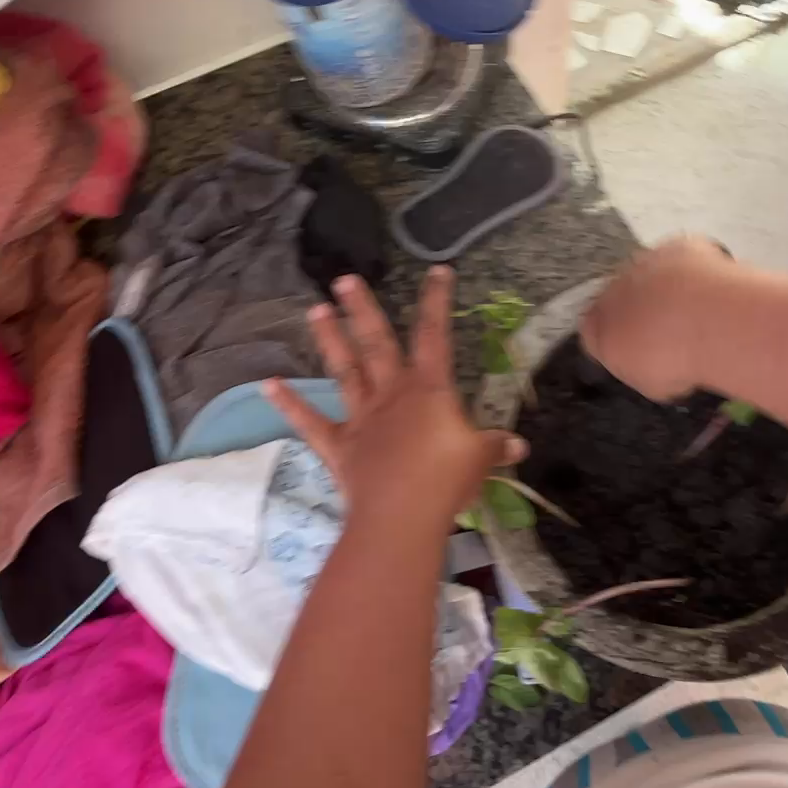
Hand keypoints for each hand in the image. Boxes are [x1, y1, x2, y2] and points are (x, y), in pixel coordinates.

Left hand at [264, 267, 526, 534]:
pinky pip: (311, 422)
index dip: (437, 302)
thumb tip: (518, 445)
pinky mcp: (340, 446)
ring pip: (344, 371)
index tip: (436, 271)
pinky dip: (289, 403)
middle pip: (377, 343)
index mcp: (429, 390)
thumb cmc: (447, 481)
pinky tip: (268, 384)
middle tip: (343, 280)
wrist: (402, 516)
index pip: (435, 335)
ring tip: (314, 310)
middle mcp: (392, 394)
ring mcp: (362, 419)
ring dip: (330, 340)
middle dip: (362, 309)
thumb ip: (496, 447)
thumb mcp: (481, 460)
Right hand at [581, 235, 733, 400]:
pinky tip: (713, 289)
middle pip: (620, 299)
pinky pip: (682, 258)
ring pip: (649, 276)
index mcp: (596, 327)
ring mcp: (642, 264)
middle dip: (640, 312)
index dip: (615, 341)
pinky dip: (694, 270)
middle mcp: (611, 290)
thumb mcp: (648, 382)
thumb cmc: (673, 362)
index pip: (592, 332)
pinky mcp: (676, 246)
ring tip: (696, 313)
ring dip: (665, 289)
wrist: (709, 323)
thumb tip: (646, 362)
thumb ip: (636, 367)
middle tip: (669, 334)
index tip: (637, 353)